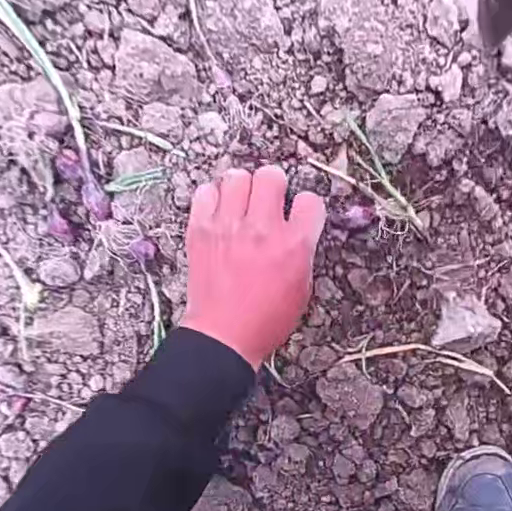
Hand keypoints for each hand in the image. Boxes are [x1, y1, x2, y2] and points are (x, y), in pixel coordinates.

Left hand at [178, 166, 325, 367]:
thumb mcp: (302, 288)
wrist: (224, 334)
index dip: (307, 206)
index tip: (301, 213)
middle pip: (272, 176)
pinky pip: (206, 191)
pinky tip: (221, 212)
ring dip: (244, 187)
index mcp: (295, 245)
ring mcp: (229, 226)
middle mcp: (263, 229)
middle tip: (271, 200)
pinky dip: (214, 196)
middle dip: (275, 185)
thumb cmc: (266, 319)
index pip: (310, 200)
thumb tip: (300, 230)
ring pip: (238, 176)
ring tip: (243, 203)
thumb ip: (303, 252)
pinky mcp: (201, 229)